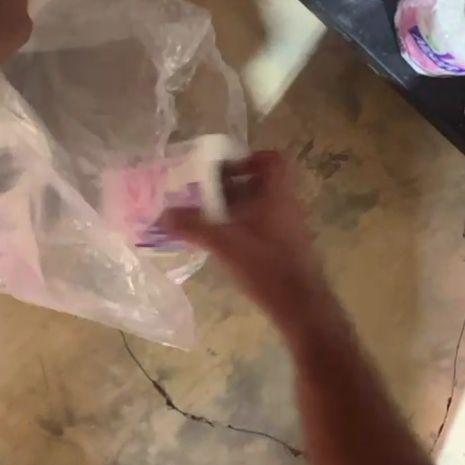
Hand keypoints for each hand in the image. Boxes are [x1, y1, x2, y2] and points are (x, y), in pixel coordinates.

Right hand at [160, 152, 342, 328]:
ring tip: (209, 219)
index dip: (250, 158)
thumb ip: (193, 227)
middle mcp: (288, 205)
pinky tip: (225, 244)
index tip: (225, 171)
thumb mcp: (224, 244)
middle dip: (233, 185)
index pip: (274, 159)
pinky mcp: (289, 247)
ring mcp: (291, 227)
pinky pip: (265, 225)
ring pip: (263, 205)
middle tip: (206, 195)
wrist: (301, 306)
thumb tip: (163, 214)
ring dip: (237, 208)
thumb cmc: (266, 266)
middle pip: (262, 183)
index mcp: (278, 194)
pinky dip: (245, 227)